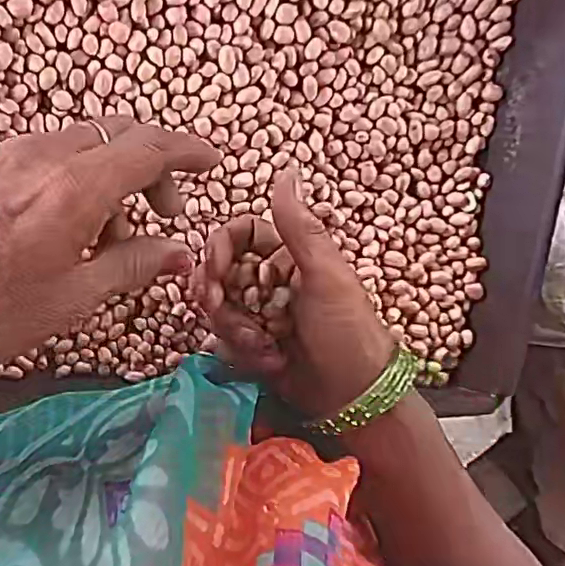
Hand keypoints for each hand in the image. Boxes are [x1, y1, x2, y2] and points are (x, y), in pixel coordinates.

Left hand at [0, 118, 221, 448]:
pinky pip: (51, 154)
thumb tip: (177, 252)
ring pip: (85, 142)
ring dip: (114, 174)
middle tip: (166, 213)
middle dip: (154, 166)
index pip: (150, 147)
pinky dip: (79, 175)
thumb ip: (133, 264)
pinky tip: (73, 222)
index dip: (188, 152)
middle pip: (120, 135)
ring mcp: (12, 157)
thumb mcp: (75, 298)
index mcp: (76, 187)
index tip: (211, 164)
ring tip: (113, 235)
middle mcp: (45, 157)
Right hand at [191, 168, 399, 419]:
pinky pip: (224, 340)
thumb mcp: (324, 275)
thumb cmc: (347, 330)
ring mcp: (257, 314)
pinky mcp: (250, 344)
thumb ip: (299, 227)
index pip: (237, 237)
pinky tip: (269, 361)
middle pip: (218, 275)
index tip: (212, 270)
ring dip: (235, 329)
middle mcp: (267, 281)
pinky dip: (240, 352)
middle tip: (221, 310)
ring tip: (265, 346)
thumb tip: (286, 171)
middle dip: (218, 297)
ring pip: (217, 310)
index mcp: (287, 256)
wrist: (351, 394)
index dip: (218, 249)